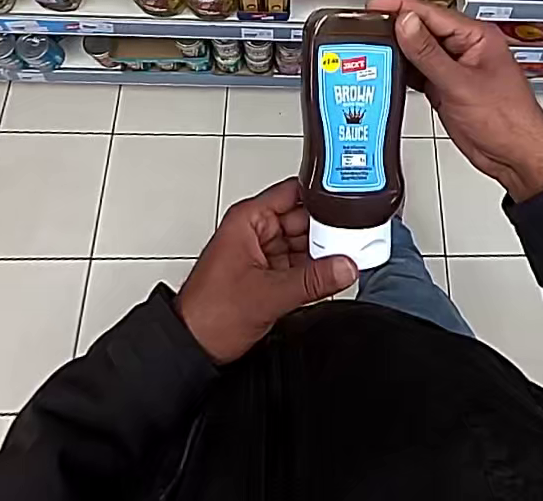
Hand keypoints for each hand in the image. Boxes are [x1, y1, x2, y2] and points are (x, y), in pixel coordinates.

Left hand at [175, 178, 358, 363]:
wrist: (191, 349)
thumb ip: (312, 280)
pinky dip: (312, 270)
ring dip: (320, 252)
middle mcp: (256, 229)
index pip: (292, 192)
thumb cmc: (208, 313)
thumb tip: (345, 267)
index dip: (319, 195)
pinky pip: (298, 262)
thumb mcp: (268, 294)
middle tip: (350, 241)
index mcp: (249, 218)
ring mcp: (262, 251)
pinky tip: (327, 277)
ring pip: (303, 241)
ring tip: (342, 261)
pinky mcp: (267, 272)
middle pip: (302, 218)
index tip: (345, 203)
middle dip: (325, 230)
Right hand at [368, 0, 542, 201]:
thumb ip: (429, 54)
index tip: (375, 5)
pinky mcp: (446, 87)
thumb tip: (406, 23)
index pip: (431, 13)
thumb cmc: (508, 121)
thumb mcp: (461, 84)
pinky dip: (403, 72)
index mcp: (476, 36)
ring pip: (419, 51)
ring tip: (371, 47)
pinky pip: (419, 72)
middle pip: (422, 29)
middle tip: (366, 27)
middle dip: (396, 27)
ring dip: (398, 50)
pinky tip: (387, 71)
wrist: (517, 158)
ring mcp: (454, 68)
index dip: (401, 7)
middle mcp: (465, 48)